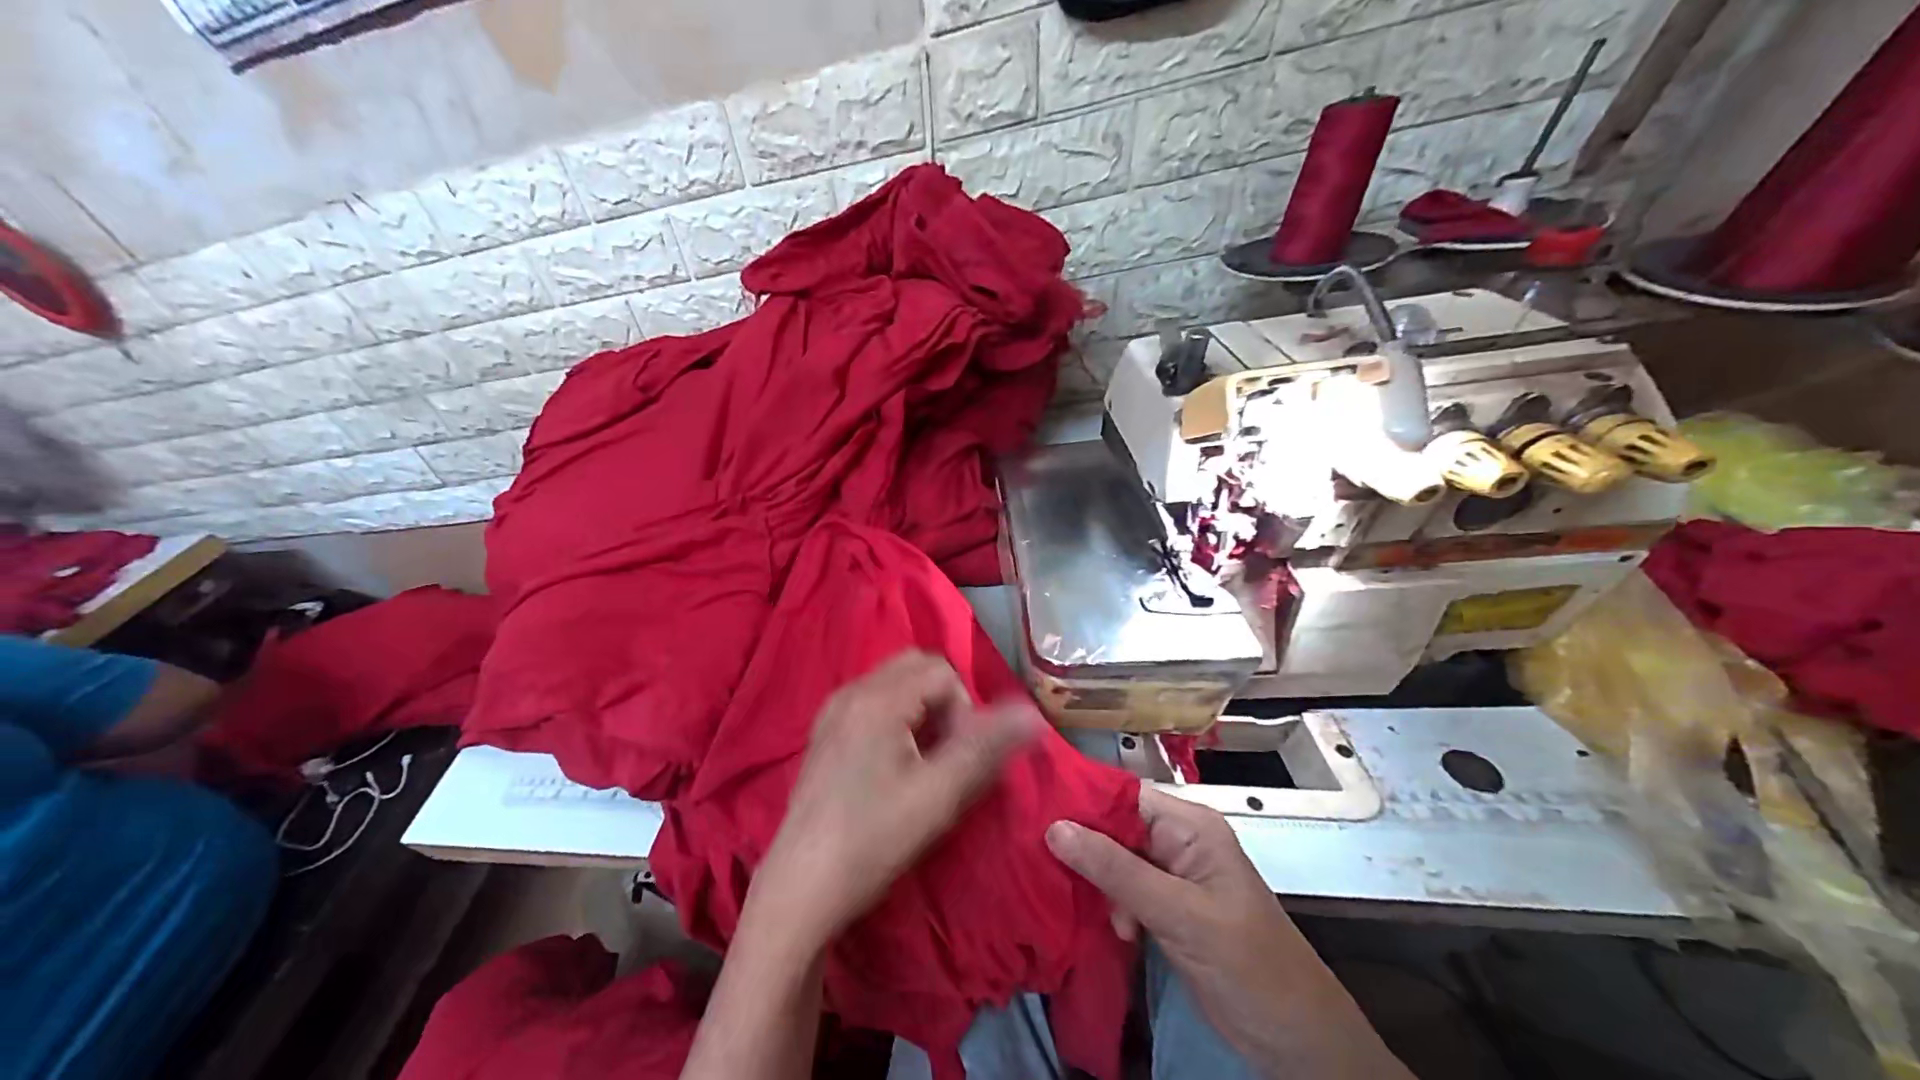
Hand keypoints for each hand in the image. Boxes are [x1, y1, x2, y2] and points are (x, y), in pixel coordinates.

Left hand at [749, 651, 1041, 946]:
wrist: (800, 889)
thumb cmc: (873, 840)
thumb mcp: (939, 795)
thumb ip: (987, 747)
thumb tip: (1033, 714)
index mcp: (876, 699)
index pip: (942, 671)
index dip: (964, 709)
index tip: (958, 758)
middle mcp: (850, 692)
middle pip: (916, 668)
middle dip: (944, 702)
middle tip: (945, 754)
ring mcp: (832, 713)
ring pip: (894, 685)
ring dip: (922, 711)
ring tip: (923, 764)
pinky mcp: (824, 735)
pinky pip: (872, 703)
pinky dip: (896, 719)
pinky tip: (894, 769)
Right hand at [1046, 787, 1412, 1079]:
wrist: (1293, 1036)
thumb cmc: (1247, 962)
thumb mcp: (1179, 914)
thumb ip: (1117, 871)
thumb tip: (1055, 827)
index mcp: (1190, 825)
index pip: (1124, 796)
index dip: (1082, 801)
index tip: (1036, 813)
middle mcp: (1177, 841)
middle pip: (1115, 827)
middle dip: (1083, 845)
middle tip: (1043, 860)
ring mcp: (1171, 876)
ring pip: (1114, 860)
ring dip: (1096, 882)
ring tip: (1083, 904)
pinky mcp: (1165, 908)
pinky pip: (1122, 890)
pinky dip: (1109, 904)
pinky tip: (1109, 927)